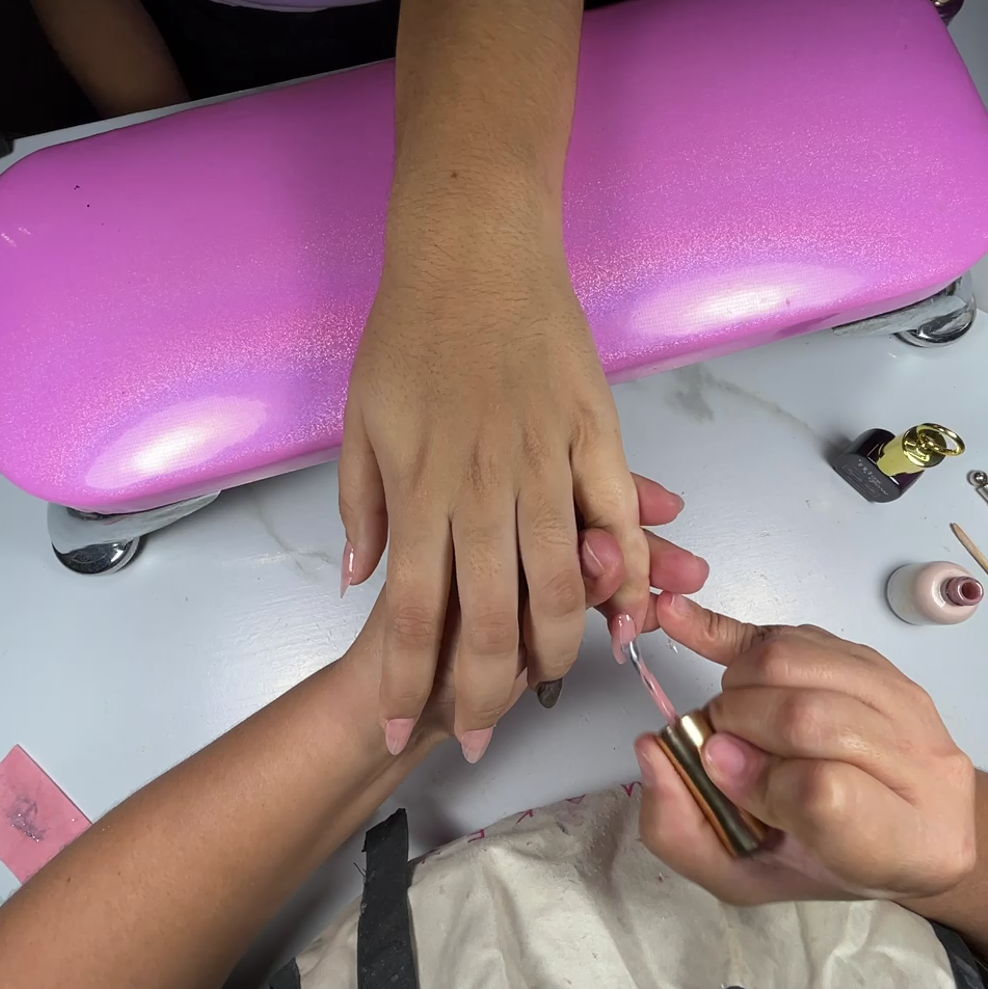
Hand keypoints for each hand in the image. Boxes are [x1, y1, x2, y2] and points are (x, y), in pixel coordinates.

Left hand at [340, 198, 650, 762]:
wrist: (475, 252)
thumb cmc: (408, 333)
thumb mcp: (360, 418)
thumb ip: (362, 506)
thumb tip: (358, 582)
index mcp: (421, 488)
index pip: (414, 612)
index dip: (406, 683)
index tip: (396, 732)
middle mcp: (484, 489)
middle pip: (489, 617)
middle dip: (483, 692)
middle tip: (478, 737)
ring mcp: (546, 463)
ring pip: (559, 582)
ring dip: (555, 649)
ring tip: (546, 688)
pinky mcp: (595, 436)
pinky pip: (618, 519)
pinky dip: (629, 576)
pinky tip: (627, 621)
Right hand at [635, 594, 975, 903]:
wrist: (892, 816)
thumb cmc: (820, 854)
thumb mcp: (747, 877)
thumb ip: (685, 834)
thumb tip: (655, 751)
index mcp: (910, 845)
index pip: (825, 793)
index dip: (759, 780)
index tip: (723, 774)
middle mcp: (926, 767)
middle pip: (807, 717)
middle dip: (739, 725)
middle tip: (721, 746)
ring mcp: (903, 700)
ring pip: (794, 662)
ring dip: (738, 685)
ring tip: (734, 714)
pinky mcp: (868, 656)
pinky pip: (791, 631)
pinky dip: (724, 628)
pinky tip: (677, 617)